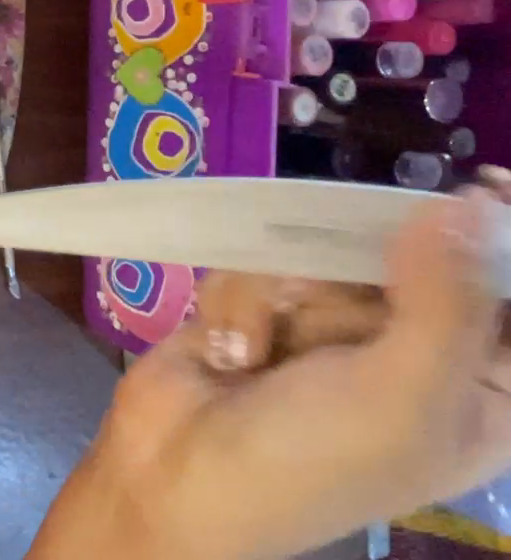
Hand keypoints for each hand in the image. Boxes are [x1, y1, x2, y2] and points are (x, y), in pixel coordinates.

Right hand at [34, 171, 510, 559]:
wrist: (178, 471)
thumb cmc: (313, 455)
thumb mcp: (399, 392)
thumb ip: (443, 300)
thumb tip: (469, 204)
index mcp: (481, 386)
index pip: (509, 298)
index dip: (501, 244)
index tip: (481, 184)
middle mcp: (405, 349)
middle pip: (398, 262)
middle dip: (348, 279)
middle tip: (322, 304)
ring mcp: (322, 330)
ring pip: (310, 259)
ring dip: (276, 299)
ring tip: (256, 353)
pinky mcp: (253, 313)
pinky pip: (250, 268)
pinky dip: (234, 305)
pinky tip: (225, 349)